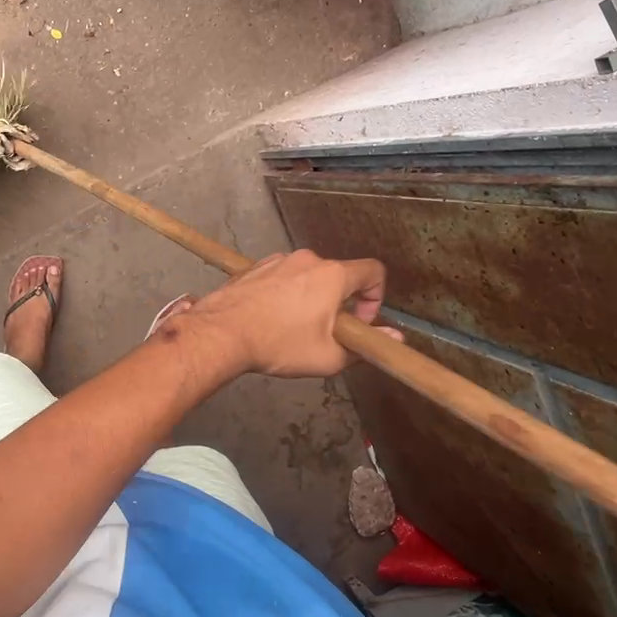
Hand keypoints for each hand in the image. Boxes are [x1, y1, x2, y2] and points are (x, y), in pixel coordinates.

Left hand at [161, 249, 389, 379]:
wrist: (221, 333)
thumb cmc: (280, 344)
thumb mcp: (328, 356)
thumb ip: (365, 345)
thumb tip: (394, 336)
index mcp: (332, 274)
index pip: (373, 271)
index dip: (376, 297)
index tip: (360, 322)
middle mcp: (307, 259)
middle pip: (337, 276)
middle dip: (338, 303)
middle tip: (325, 333)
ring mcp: (276, 260)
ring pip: (306, 277)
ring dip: (309, 299)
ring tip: (292, 330)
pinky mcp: (253, 268)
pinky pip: (279, 278)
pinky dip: (283, 295)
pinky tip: (269, 320)